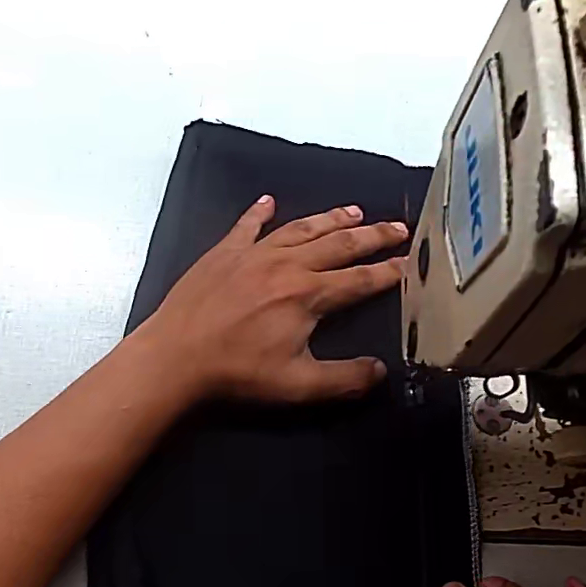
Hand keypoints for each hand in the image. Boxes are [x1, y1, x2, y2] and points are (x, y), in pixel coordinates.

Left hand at [131, 195, 409, 403]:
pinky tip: (268, 201)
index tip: (410, 263)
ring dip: (331, 219)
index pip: (360, 280)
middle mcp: (287, 265)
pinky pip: (247, 226)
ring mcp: (254, 254)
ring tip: (355, 210)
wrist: (175, 356)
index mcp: (309, 295)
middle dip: (373, 236)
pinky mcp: (224, 253)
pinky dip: (259, 213)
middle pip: (339, 244)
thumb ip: (346, 378)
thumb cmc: (237, 371)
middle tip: (398, 227)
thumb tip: (381, 371)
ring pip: (302, 229)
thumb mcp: (299, 385)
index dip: (389, 272)